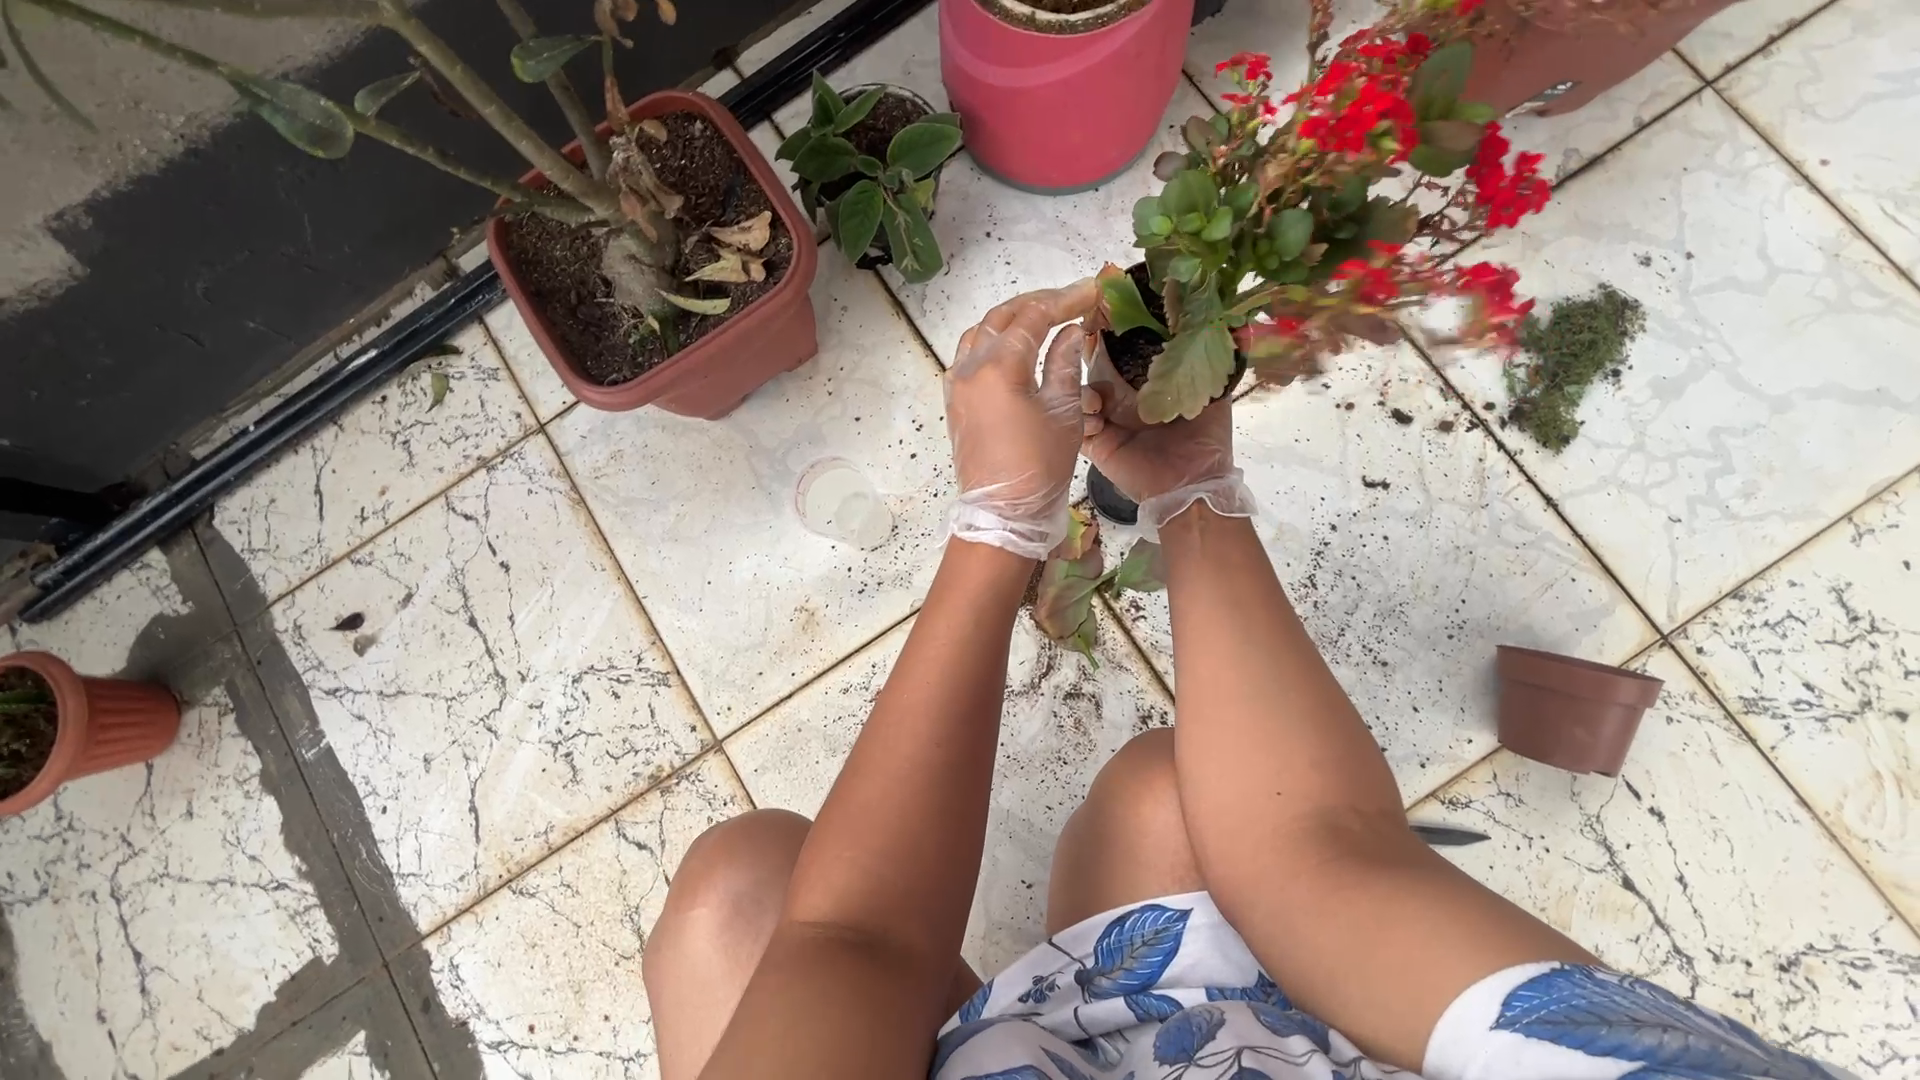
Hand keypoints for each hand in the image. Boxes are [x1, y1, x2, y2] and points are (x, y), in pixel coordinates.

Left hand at [945, 281, 1097, 559]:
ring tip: (1044, 318)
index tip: (1092, 291)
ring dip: (1011, 319)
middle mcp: (970, 369)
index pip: (1033, 317)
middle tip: (1071, 299)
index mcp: (999, 369)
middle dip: (1038, 303)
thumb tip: (1070, 332)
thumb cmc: (1039, 467)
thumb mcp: (1064, 414)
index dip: (1065, 300)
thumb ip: (1065, 364)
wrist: (1002, 515)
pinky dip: (993, 341)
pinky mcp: (955, 402)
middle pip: (1002, 317)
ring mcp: (957, 385)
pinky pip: (970, 356)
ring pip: (981, 333)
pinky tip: (1016, 347)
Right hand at [1082, 343, 1254, 539]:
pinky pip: (1078, 429)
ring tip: (1097, 402)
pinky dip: (1081, 421)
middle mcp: (1125, 406)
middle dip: (1090, 364)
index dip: (1114, 347)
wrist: (1192, 485)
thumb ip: (1203, 371)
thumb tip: (1204, 336)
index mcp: (1149, 393)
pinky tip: (1097, 422)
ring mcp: (1109, 425)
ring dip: (1083, 395)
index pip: (1125, 363)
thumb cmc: (1206, 444)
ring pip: (1082, 400)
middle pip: (1098, 376)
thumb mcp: (1212, 399)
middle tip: (1089, 357)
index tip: (1107, 331)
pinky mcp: (1099, 446)